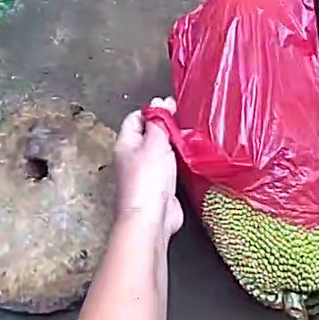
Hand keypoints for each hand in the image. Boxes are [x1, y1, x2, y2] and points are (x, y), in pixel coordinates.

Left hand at [114, 97, 182, 240]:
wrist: (152, 218)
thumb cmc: (148, 180)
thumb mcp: (155, 142)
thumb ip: (159, 121)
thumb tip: (159, 101)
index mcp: (126, 144)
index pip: (136, 118)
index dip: (153, 111)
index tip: (172, 108)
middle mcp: (134, 157)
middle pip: (150, 133)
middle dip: (167, 126)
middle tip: (184, 122)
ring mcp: (148, 172)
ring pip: (163, 150)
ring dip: (176, 144)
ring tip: (190, 137)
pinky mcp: (162, 185)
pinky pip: (172, 166)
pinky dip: (181, 160)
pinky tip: (192, 157)